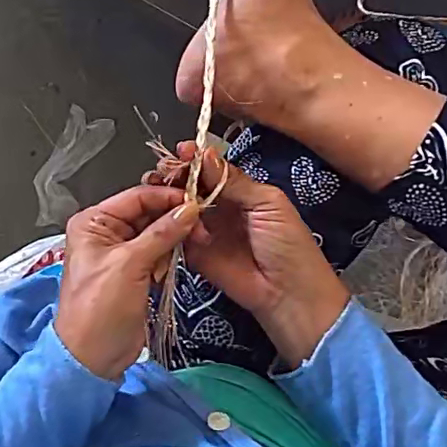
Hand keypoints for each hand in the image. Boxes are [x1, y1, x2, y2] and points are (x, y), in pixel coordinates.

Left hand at [56, 184, 201, 378]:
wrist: (92, 356)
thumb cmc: (99, 308)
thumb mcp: (129, 264)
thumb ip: (160, 234)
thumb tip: (188, 209)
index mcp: (93, 222)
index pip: (135, 197)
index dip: (166, 197)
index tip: (197, 200)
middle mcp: (104, 232)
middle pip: (148, 213)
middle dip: (175, 219)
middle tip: (202, 226)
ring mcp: (120, 252)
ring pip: (156, 233)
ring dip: (175, 238)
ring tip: (196, 243)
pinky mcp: (134, 272)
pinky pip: (158, 253)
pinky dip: (170, 255)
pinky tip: (178, 262)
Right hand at [174, 142, 349, 364]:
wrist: (288, 296)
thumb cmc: (289, 247)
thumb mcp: (268, 204)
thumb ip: (234, 180)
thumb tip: (205, 154)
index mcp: (240, 190)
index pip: (210, 168)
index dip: (194, 159)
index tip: (180, 151)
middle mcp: (218, 205)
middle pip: (189, 183)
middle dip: (175, 173)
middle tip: (163, 171)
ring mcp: (203, 228)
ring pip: (177, 205)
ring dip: (166, 194)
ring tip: (157, 189)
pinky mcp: (191, 250)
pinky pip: (173, 231)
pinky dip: (166, 221)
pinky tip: (161, 214)